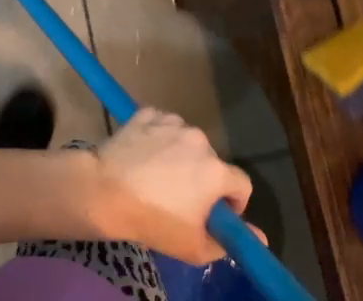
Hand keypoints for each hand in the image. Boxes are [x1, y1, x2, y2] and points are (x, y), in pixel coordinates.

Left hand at [92, 108, 260, 262]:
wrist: (104, 191)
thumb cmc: (152, 220)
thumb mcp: (194, 247)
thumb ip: (230, 242)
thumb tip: (259, 236)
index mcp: (216, 170)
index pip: (241, 184)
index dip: (233, 202)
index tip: (215, 214)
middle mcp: (198, 139)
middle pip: (211, 161)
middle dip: (203, 178)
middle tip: (182, 197)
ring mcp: (170, 122)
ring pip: (186, 140)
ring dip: (180, 154)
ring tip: (159, 174)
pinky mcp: (145, 114)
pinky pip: (161, 124)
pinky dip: (158, 136)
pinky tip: (145, 152)